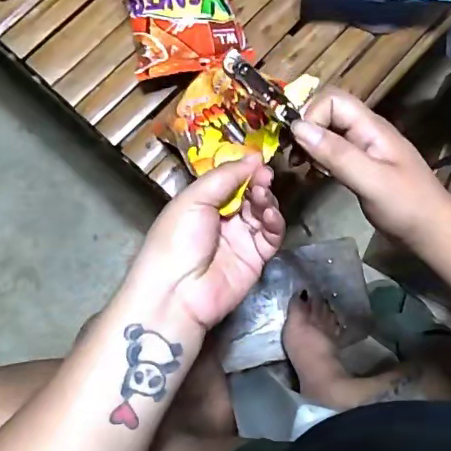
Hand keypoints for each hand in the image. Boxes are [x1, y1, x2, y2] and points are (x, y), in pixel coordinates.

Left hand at [120, 155, 284, 331]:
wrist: (178, 293)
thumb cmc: (176, 241)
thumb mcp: (193, 199)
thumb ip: (224, 176)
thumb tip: (254, 157)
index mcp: (201, 203)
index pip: (229, 181)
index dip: (245, 170)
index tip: (259, 160)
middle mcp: (222, 220)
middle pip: (249, 194)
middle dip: (258, 183)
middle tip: (265, 177)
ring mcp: (240, 239)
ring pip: (262, 212)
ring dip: (266, 200)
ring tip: (263, 196)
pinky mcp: (256, 258)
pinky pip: (271, 235)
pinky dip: (274, 222)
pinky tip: (270, 213)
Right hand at [290, 90, 450, 243]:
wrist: (433, 232)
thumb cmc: (407, 206)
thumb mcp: (371, 180)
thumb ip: (337, 154)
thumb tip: (298, 128)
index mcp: (372, 127)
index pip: (331, 100)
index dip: (310, 116)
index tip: (296, 145)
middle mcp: (366, 132)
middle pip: (327, 112)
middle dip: (305, 128)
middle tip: (292, 156)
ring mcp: (365, 149)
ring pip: (328, 132)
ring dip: (309, 144)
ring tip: (299, 166)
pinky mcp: (362, 167)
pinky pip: (334, 152)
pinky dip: (318, 159)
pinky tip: (313, 176)